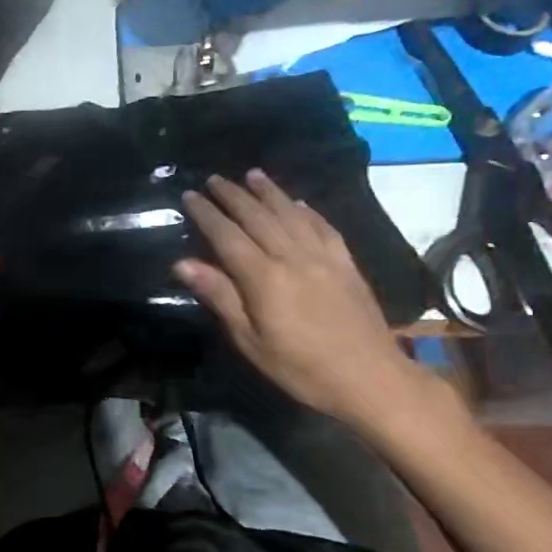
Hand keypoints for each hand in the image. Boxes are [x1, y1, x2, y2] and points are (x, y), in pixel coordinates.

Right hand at [175, 171, 440, 428]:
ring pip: (290, 213)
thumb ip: (221, 297)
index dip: (207, 213)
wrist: (368, 376)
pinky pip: (322, 226)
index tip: (191, 194)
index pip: (227, 235)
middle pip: (257, 216)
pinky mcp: (346, 262)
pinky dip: (306, 210)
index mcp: (264, 277)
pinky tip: (298, 203)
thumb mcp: (251, 342)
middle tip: (215, 179)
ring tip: (252, 174)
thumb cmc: (301, 368)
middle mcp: (292, 256)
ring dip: (269, 192)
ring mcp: (322, 255)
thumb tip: (183, 263)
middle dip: (233, 195)